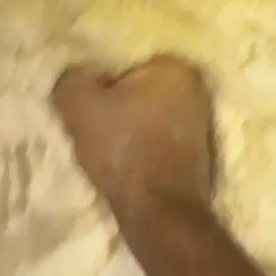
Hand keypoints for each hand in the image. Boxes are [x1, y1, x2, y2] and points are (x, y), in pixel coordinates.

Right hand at [52, 55, 215, 223]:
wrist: (159, 214)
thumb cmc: (123, 149)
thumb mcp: (78, 104)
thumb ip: (72, 77)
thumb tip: (79, 77)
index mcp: (175, 67)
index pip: (127, 62)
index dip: (101, 81)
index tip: (89, 102)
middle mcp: (198, 90)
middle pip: (139, 88)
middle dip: (118, 103)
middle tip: (94, 123)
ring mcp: (203, 124)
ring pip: (149, 115)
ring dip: (130, 127)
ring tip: (107, 147)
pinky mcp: (201, 156)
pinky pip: (159, 139)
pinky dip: (143, 147)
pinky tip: (126, 163)